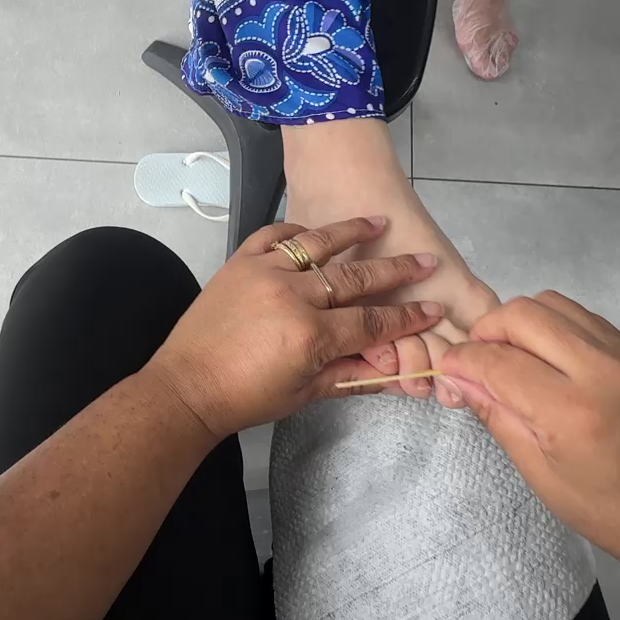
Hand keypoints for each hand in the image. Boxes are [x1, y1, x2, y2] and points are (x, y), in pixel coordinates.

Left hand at [144, 218, 444, 438]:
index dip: (406, 319)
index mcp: (308, 335)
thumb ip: (350, 375)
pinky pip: (273, 236)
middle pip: (354, 278)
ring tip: (379, 221)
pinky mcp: (240, 261)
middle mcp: (290, 296)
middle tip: (425, 260)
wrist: (187, 386)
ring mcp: (263, 272)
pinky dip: (296, 231)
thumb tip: (395, 369)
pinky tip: (314, 232)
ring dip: (351, 231)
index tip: (433, 308)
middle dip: (396, 270)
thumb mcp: (303, 394)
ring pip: (317, 244)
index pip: (371, 323)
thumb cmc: (246, 398)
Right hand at [436, 292, 619, 584]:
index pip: (497, 362)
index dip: (461, 360)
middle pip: (522, 314)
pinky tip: (545, 358)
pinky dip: (549, 325)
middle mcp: (601, 369)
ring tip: (511, 356)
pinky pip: (578, 315)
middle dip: (486, 331)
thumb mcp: (540, 473)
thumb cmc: (609, 512)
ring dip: (518, 323)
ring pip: (549, 303)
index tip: (445, 367)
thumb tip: (455, 376)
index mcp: (573, 412)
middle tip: (477, 361)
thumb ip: (496, 414)